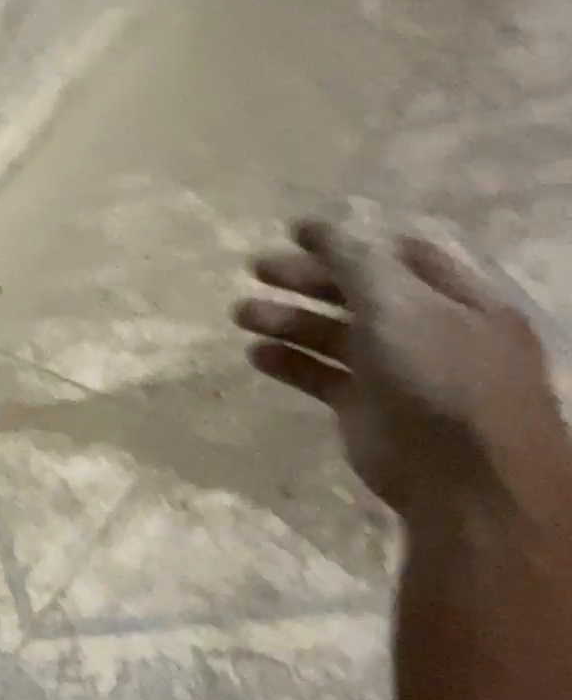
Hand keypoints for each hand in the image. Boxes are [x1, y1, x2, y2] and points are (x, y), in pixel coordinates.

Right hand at [234, 208, 562, 512]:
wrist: (460, 471)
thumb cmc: (438, 375)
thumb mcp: (399, 305)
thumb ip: (356, 264)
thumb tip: (321, 228)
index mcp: (454, 299)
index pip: (399, 256)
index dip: (348, 242)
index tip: (294, 233)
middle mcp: (427, 329)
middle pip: (358, 293)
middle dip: (306, 279)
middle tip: (256, 269)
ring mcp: (395, 370)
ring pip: (332, 334)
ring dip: (286, 320)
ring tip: (241, 314)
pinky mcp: (365, 406)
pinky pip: (319, 375)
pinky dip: (287, 363)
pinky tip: (256, 355)